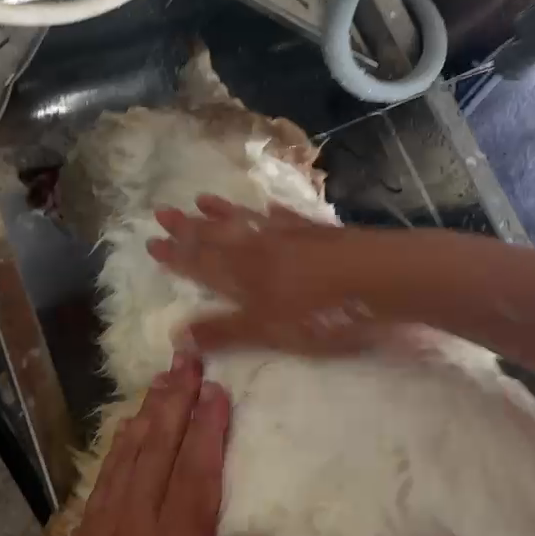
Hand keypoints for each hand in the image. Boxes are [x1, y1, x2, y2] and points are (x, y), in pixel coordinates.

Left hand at [14, 354, 283, 535]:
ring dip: (148, 410)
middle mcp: (135, 525)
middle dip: (173, 401)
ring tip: (163, 376)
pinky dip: (122, 440)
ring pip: (130, 452)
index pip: (194, 477)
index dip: (206, 430)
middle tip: (186, 357)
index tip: (216, 389)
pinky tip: (130, 424)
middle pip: (157, 449)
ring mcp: (106, 522)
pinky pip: (108, 470)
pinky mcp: (88, 528)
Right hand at [146, 194, 410, 356]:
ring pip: (247, 222)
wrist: (383, 278)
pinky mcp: (320, 233)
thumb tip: (175, 336)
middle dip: (188, 228)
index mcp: (241, 276)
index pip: (198, 263)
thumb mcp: (268, 331)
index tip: (151, 242)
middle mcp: (258, 250)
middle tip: (162, 212)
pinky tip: (268, 205)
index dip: (175, 255)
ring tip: (200, 199)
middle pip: (215, 237)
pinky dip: (274, 212)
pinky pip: (288, 218)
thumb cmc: (322, 312)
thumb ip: (224, 332)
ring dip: (222, 213)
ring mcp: (290, 237)